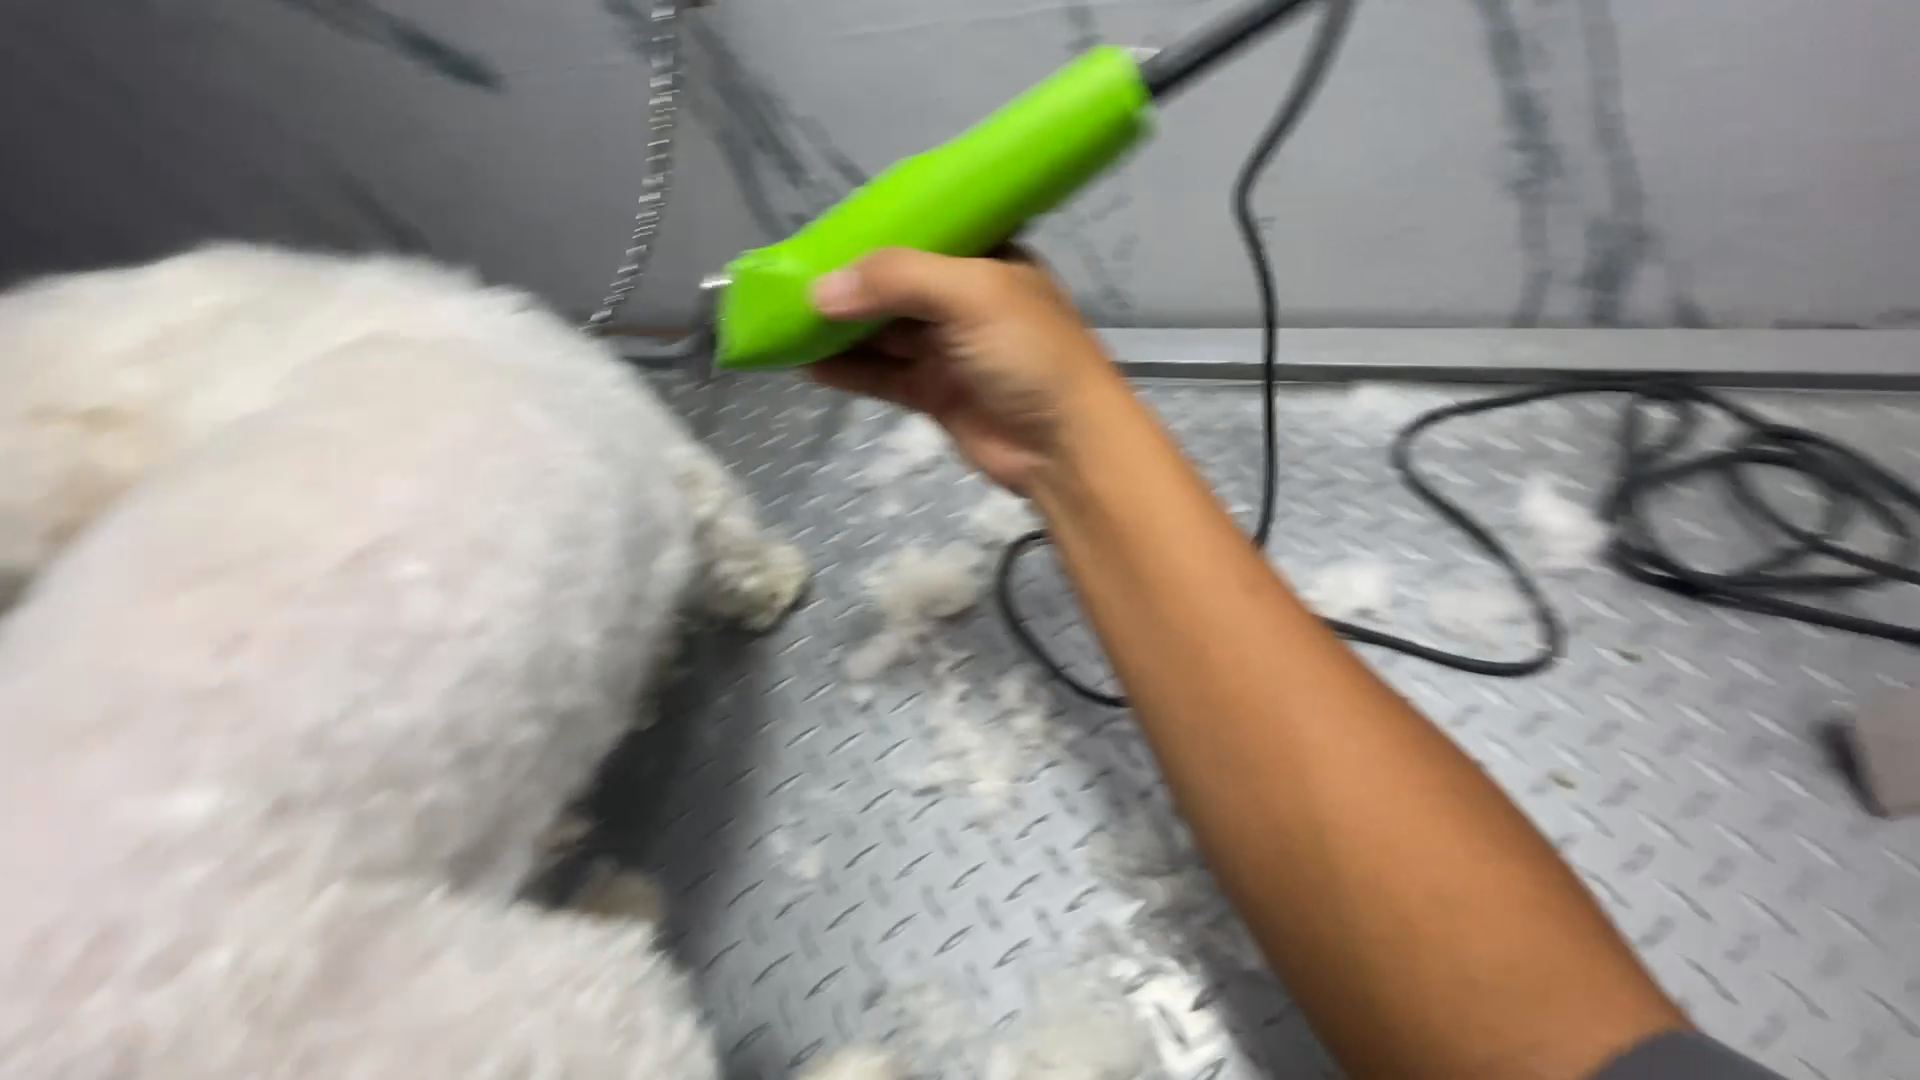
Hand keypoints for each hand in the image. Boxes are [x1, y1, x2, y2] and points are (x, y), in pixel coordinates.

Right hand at [808, 247, 1121, 494]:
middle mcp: (965, 303)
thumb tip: (820, 291)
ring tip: (784, 323)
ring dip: (839, 331)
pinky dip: (849, 371)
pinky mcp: (937, 395)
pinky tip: (807, 366)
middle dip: (847, 288)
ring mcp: (950, 351)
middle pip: (894, 288)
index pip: (920, 238)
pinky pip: (884, 376)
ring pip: (884, 334)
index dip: (871, 237)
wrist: (1065, 447)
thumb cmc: (1028, 354)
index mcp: (986, 261)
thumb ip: (895, 280)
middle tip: (787, 285)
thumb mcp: (970, 294)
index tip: (818, 238)